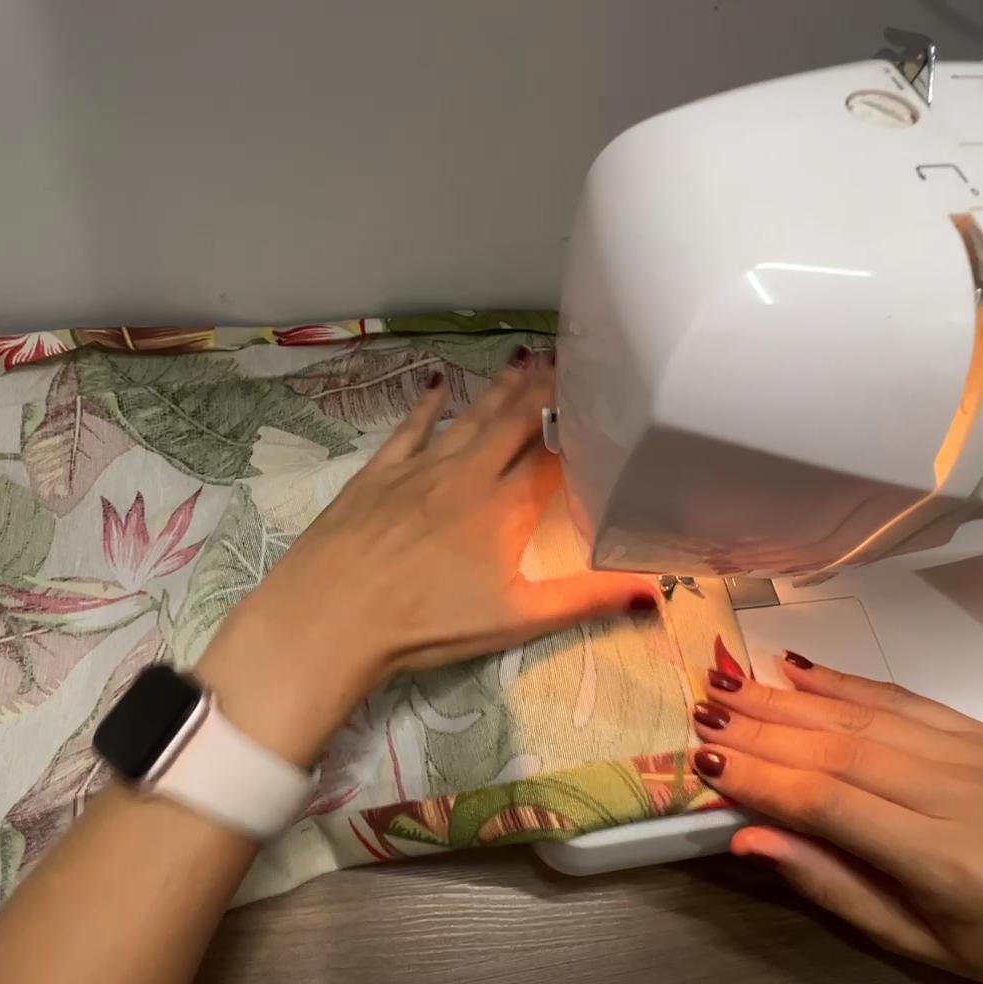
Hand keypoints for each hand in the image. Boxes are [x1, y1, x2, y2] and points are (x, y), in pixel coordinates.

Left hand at [199, 352, 655, 764]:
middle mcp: (467, 474)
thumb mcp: (515, 619)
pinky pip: (410, 428)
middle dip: (545, 392)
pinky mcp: (378, 472)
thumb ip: (583, 600)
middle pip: (514, 424)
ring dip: (499, 390)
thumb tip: (653, 592)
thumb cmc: (426, 624)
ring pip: (470, 418)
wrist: (330, 616)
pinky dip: (427, 404)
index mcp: (504, 508)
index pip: (553, 458)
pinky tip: (438, 382)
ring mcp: (419, 468)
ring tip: (526, 359)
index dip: (580, 431)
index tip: (604, 405)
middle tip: (571, 360)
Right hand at [689, 656, 982, 983]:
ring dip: (787, 698)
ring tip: (730, 683)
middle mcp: (971, 798)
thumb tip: (744, 834)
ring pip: (863, 715)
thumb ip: (823, 880)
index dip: (763, 777)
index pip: (832, 804)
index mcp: (952, 863)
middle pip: (842, 748)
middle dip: (762, 726)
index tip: (706, 757)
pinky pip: (899, 696)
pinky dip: (839, 680)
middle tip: (704, 707)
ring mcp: (982, 755)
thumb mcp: (902, 936)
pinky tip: (792, 667)